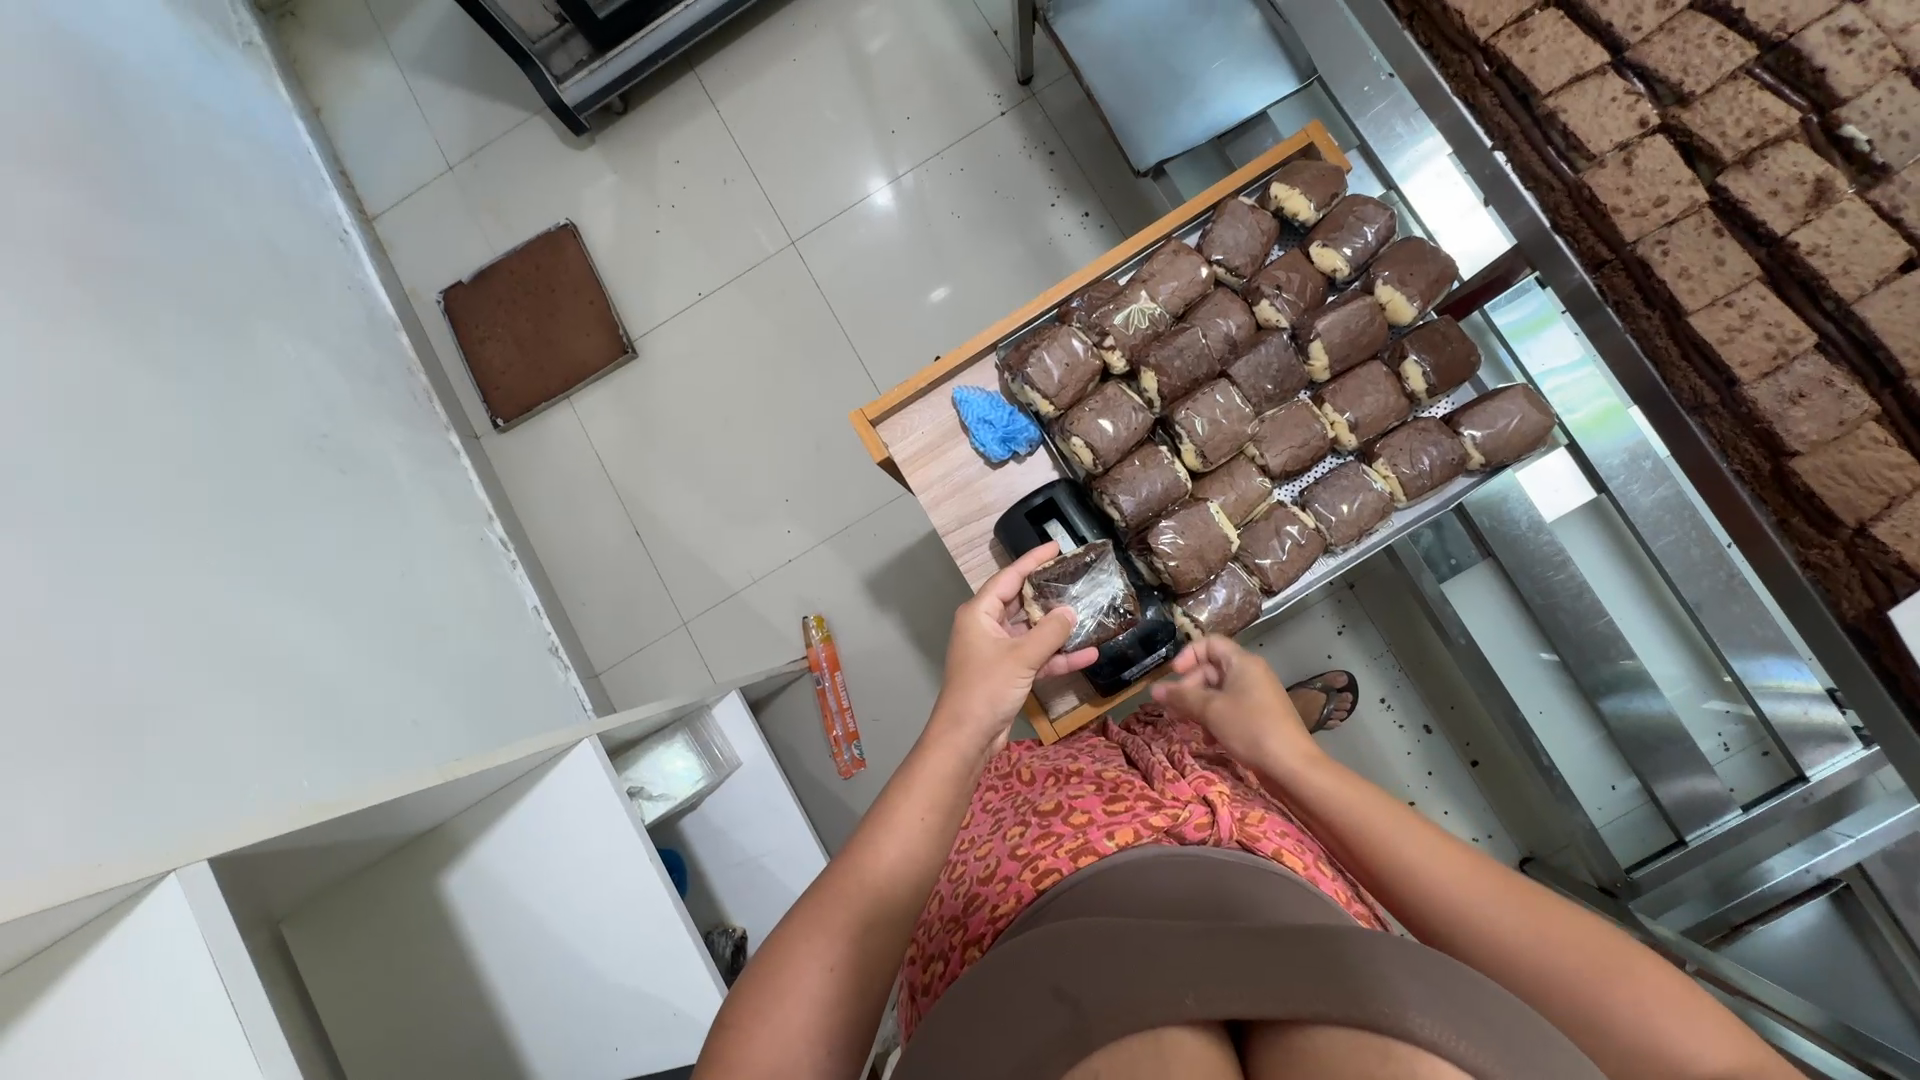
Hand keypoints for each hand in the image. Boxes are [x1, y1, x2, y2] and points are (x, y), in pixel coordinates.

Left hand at [928, 542, 1099, 757]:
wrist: (967, 738)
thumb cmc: (986, 689)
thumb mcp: (1021, 657)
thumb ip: (1049, 632)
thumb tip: (1071, 611)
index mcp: (979, 614)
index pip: (1009, 577)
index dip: (1032, 561)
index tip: (1056, 546)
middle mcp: (986, 627)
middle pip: (1020, 602)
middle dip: (1048, 593)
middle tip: (1076, 578)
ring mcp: (997, 652)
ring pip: (1031, 632)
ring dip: (1058, 629)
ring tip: (1089, 613)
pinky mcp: (1008, 674)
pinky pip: (1036, 658)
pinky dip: (1058, 657)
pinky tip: (1089, 654)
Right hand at [1151, 636, 1322, 771]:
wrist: (1292, 765)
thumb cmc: (1250, 728)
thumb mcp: (1210, 710)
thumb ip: (1181, 697)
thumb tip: (1153, 689)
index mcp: (1242, 662)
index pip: (1209, 643)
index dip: (1188, 655)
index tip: (1174, 676)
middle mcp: (1250, 673)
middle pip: (1211, 668)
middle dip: (1189, 687)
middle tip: (1175, 708)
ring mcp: (1256, 695)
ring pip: (1218, 691)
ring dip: (1199, 706)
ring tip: (1188, 725)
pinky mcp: (1259, 715)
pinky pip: (1230, 707)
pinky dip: (1215, 718)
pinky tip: (1209, 739)